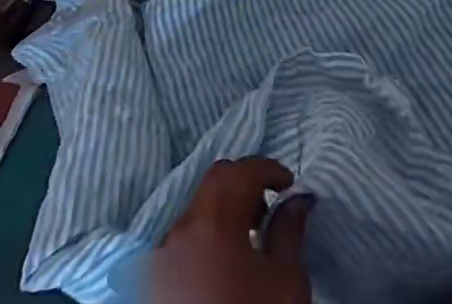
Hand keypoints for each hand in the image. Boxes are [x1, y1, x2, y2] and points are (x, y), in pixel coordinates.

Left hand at [147, 158, 314, 303]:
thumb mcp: (286, 281)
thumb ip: (290, 232)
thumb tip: (297, 201)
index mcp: (213, 221)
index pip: (240, 171)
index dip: (268, 169)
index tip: (289, 184)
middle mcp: (180, 230)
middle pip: (213, 182)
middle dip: (244, 183)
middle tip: (269, 206)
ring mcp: (162, 258)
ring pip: (196, 210)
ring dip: (224, 209)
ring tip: (250, 236)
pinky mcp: (154, 283)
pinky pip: (183, 239)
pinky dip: (207, 234)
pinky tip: (225, 263)